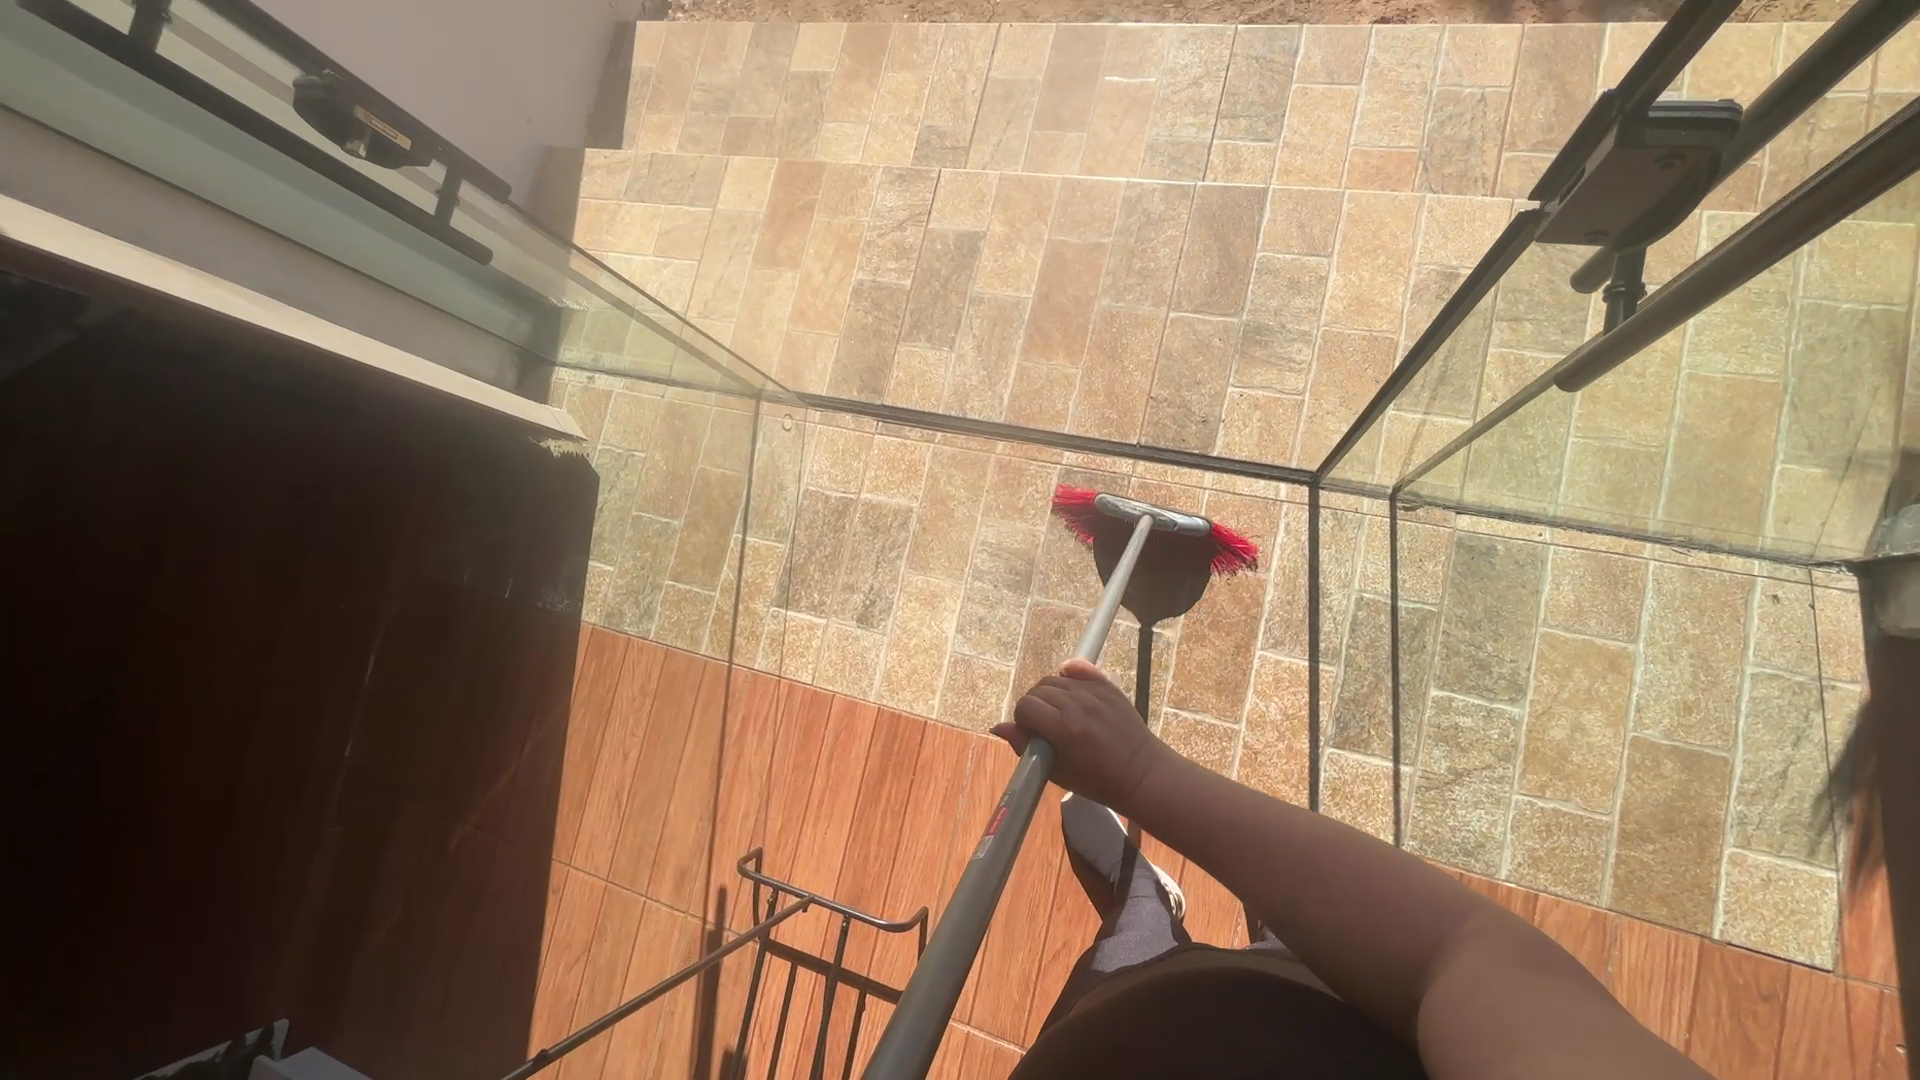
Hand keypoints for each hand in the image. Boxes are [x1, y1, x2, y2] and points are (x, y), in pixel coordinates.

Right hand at [992, 659, 1172, 814]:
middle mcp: (1078, 705)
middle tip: (1045, 725)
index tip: (1033, 733)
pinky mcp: (1107, 685)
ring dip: (1050, 694)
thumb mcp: (1057, 772)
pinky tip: (1068, 689)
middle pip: (1038, 690)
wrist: (1140, 773)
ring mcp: (1095, 692)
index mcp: (1064, 729)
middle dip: (1035, 706)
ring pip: (1054, 679)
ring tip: (1059, 713)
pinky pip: (1078, 667)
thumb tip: (998, 727)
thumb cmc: (1097, 780)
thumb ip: (1026, 746)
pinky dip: (1068, 675)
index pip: (1025, 706)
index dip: (1023, 720)